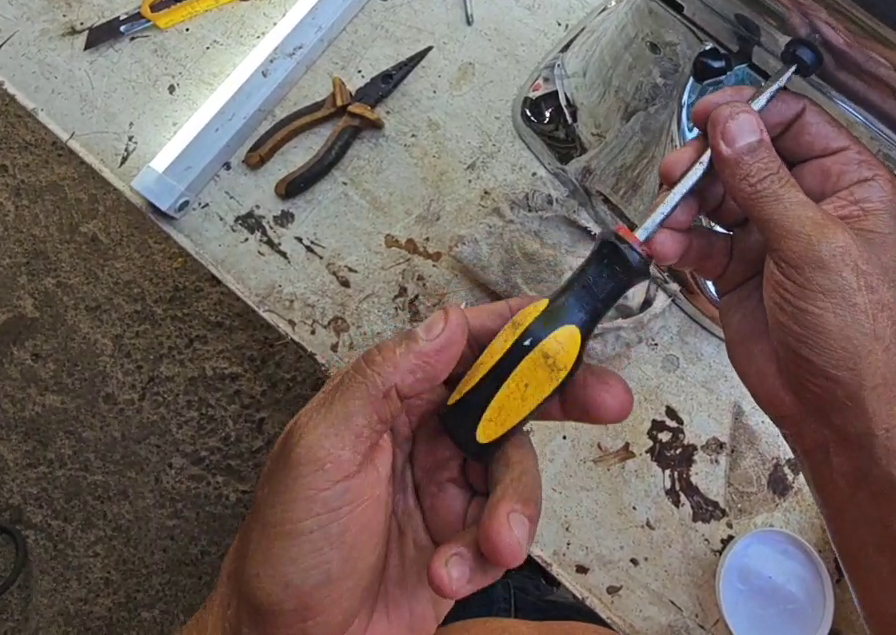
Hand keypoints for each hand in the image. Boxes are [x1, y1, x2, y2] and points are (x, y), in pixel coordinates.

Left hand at [185, 302, 632, 634]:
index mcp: (394, 391)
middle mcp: (428, 429)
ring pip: (515, 469)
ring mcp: (448, 484)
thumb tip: (446, 322)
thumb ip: (384, 378)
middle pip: (509, 394)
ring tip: (494, 546)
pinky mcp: (463, 536)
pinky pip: (504, 528)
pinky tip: (450, 573)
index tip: (567, 327)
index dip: (519, 329)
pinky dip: (488, 552)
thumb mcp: (323, 447)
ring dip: (515, 506)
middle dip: (561, 395)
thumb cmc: (288, 543)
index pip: (467, 342)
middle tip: (607, 398)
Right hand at [646, 90, 895, 448]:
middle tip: (676, 173)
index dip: (748, 113)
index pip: (793, 121)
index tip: (706, 116)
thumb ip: (765, 181)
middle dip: (704, 163)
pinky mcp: (739, 265)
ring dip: (683, 202)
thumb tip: (731, 121)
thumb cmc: (855, 333)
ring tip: (665, 217)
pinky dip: (678, 239)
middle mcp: (806, 200)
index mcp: (846, 182)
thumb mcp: (811, 247)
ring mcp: (769, 232)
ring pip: (714, 193)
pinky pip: (700, 237)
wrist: (838, 415)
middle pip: (743, 154)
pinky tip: (663, 247)